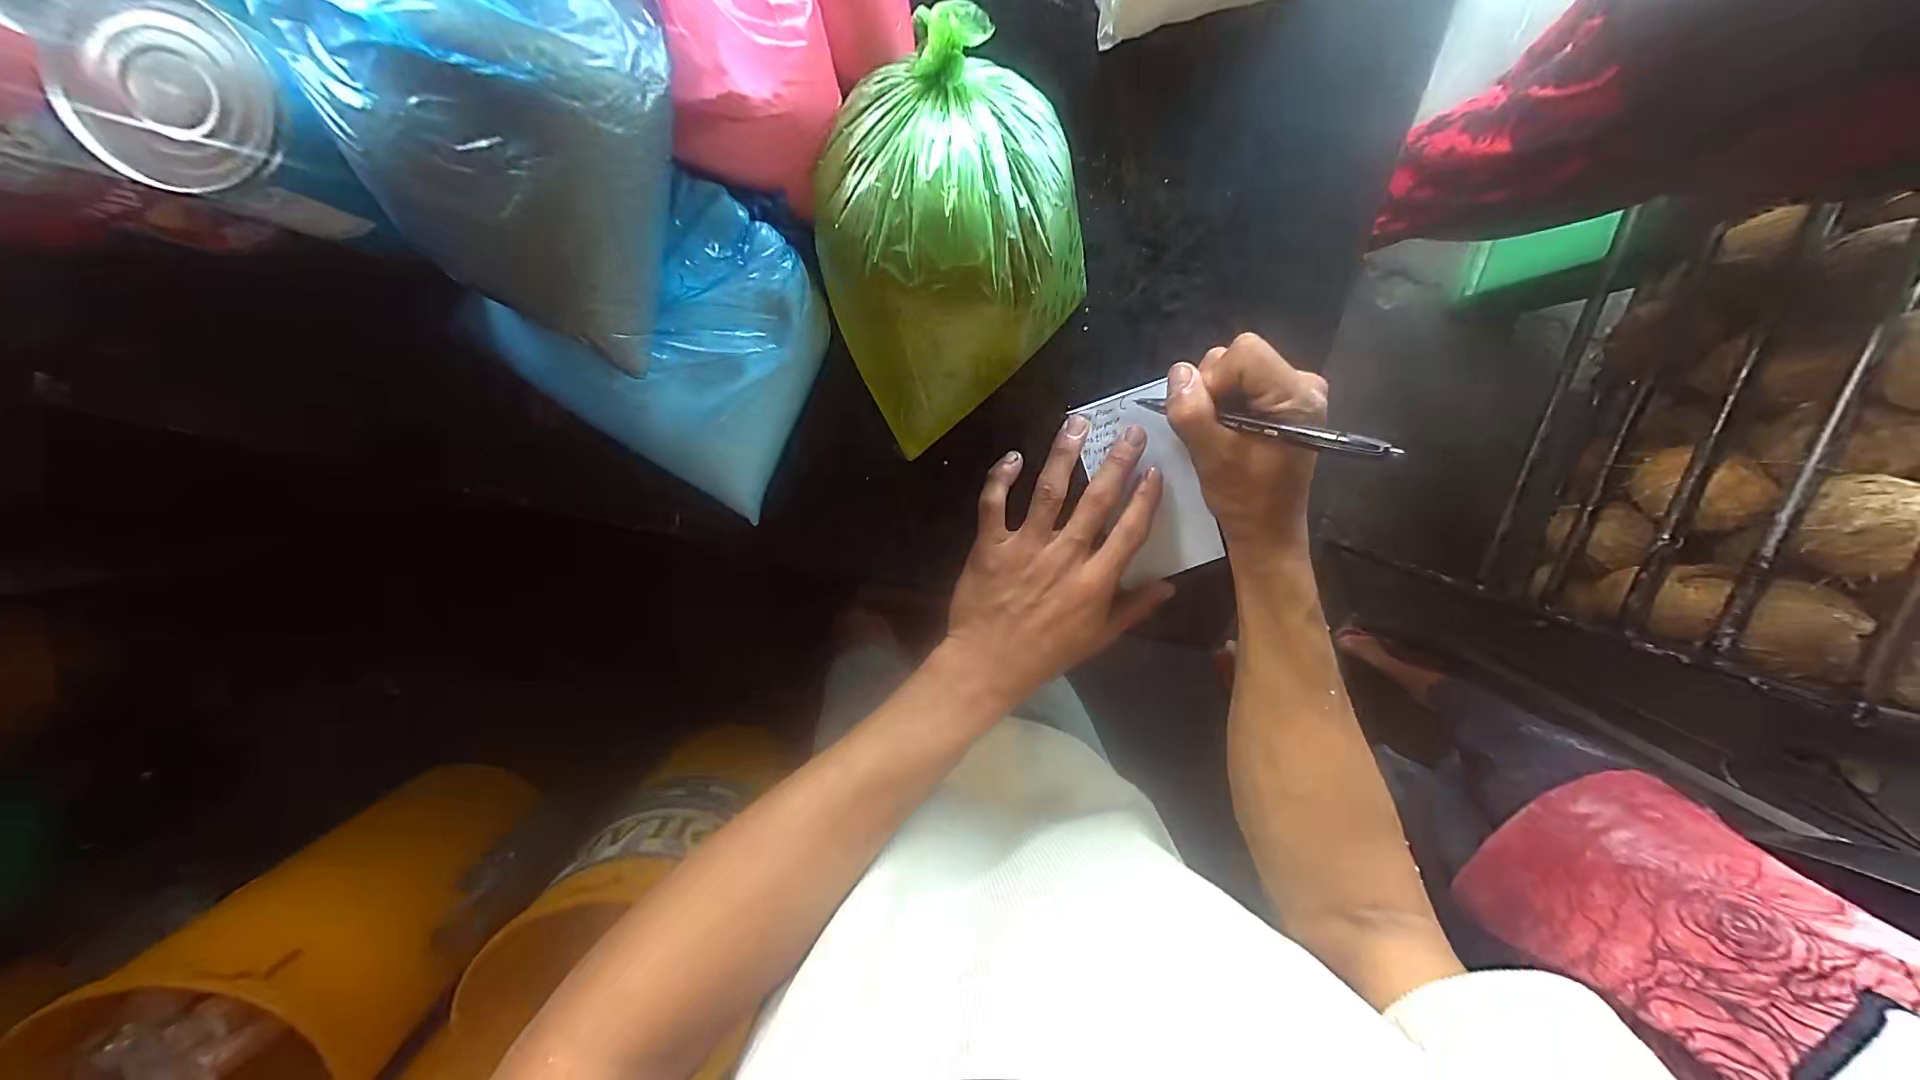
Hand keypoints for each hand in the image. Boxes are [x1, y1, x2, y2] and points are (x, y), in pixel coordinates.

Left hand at [942, 415, 1171, 707]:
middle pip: (1096, 500)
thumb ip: (1134, 608)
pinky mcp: (990, 545)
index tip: (1155, 469)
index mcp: (1095, 580)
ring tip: (1076, 423)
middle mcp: (1064, 555)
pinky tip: (1013, 456)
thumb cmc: (1048, 652)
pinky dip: (1001, 478)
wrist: (988, 663)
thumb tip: (1170, 586)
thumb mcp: (1099, 638)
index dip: (1145, 498)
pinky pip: (993, 503)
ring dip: (1064, 455)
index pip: (1129, 530)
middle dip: (1116, 462)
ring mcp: (1025, 546)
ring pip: (1048, 491)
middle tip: (1129, 430)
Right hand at [1163, 332, 1327, 559]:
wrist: (1267, 528)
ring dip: (1214, 398)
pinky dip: (1223, 403)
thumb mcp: (1211, 457)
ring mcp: (1293, 391)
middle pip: (1238, 356)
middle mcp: (1302, 383)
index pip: (1242, 353)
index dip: (1212, 381)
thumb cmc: (1245, 499)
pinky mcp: (1281, 401)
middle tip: (1211, 429)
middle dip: (1212, 389)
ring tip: (1218, 433)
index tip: (1207, 419)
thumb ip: (1192, 412)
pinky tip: (1225, 431)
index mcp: (1296, 394)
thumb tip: (1178, 373)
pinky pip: (1240, 383)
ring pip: (1235, 368)